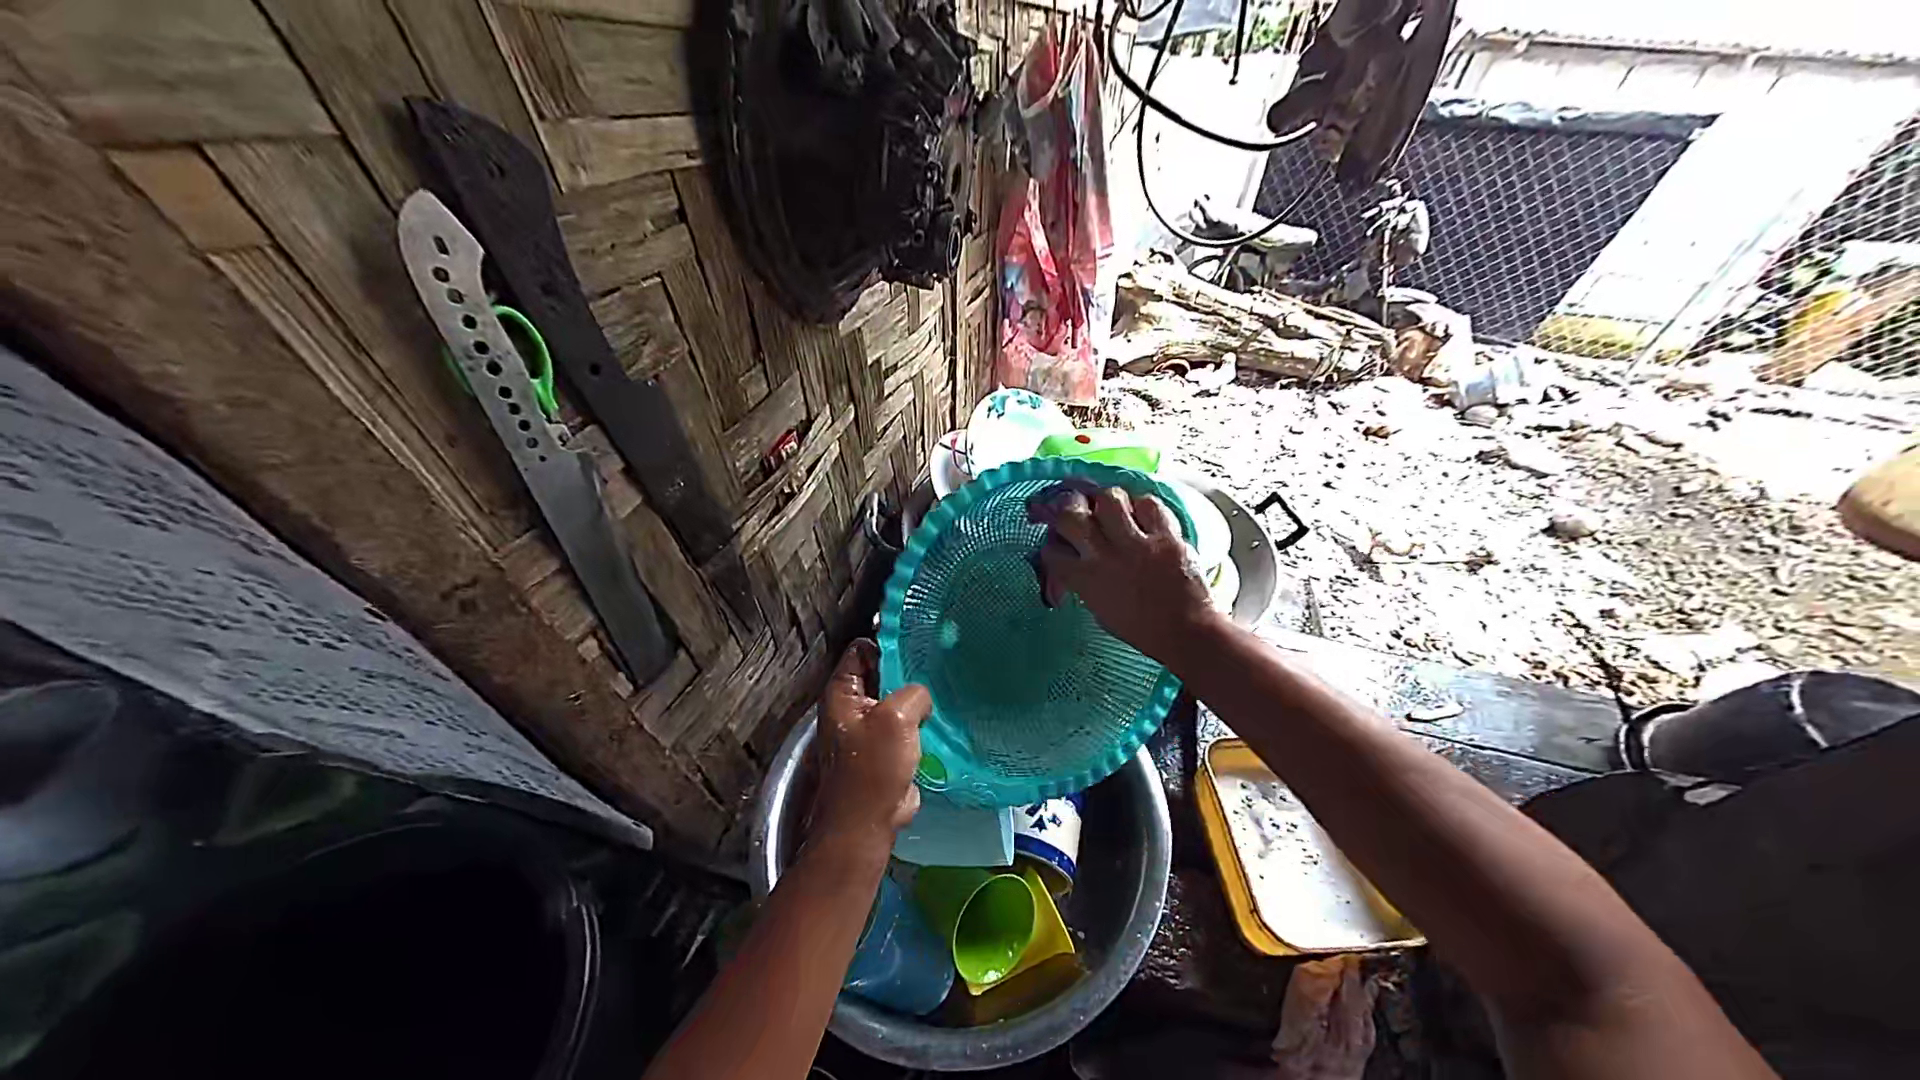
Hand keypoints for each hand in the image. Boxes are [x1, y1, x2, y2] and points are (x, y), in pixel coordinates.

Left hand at [811, 640, 927, 851]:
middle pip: (881, 676)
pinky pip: (904, 728)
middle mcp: (850, 708)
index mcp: (842, 693)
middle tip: (934, 674)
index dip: (887, 645)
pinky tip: (937, 728)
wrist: (864, 825)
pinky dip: (918, 729)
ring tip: (938, 702)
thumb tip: (921, 698)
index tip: (916, 648)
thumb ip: (913, 693)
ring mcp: (866, 731)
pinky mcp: (883, 752)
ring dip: (915, 706)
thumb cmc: (873, 769)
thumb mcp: (897, 718)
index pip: (862, 650)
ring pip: (896, 704)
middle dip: (906, 676)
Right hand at [1035, 486, 1220, 664]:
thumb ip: (1082, 580)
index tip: (1060, 541)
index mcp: (1085, 580)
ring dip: (1105, 498)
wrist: (1185, 633)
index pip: (1051, 549)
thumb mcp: (1098, 609)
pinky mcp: (1167, 537)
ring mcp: (1137, 544)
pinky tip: (1141, 512)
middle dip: (1066, 506)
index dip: (1052, 542)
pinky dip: (1143, 504)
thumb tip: (1074, 559)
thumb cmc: (1140, 628)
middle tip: (1076, 508)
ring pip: (1109, 498)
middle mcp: (1105, 557)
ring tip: (1110, 506)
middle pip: (1070, 513)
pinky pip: (1149, 504)